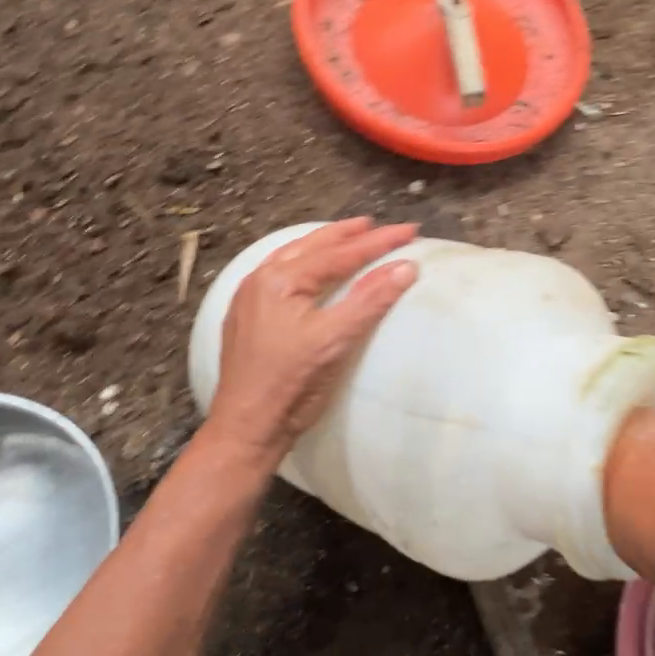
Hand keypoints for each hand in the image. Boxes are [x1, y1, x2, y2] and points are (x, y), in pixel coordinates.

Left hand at [205, 218, 419, 459]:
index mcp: (280, 280)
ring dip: (324, 246)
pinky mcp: (246, 318)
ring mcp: (248, 299)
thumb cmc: (291, 385)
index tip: (409, 230)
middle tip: (377, 226)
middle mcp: (259, 280)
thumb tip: (406, 266)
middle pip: (312, 247)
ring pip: (292, 258)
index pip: (339, 254)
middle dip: (348, 235)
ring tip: (348, 237)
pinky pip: (280, 275)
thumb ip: (370, 299)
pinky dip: (305, 263)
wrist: (245, 429)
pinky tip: (312, 270)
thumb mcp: (336, 340)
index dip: (378, 242)